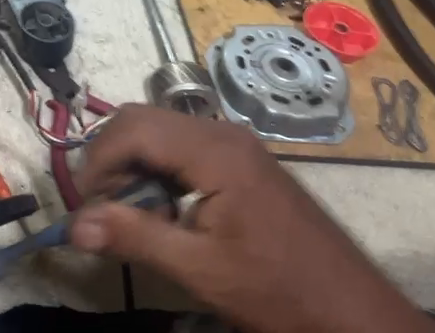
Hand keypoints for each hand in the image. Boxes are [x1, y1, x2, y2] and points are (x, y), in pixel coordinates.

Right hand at [68, 106, 434, 332]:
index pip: (131, 129)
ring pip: (159, 132)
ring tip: (134, 216)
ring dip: (134, 166)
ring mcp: (237, 144)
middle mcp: (223, 132)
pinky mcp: (243, 161)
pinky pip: (182, 147)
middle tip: (104, 208)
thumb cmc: (281, 295)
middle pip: (141, 121)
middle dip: (112, 159)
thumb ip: (134, 238)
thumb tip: (73, 226)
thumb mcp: (202, 270)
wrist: (360, 320)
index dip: (98, 162)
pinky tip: (167, 213)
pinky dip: (159, 171)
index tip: (85, 205)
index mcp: (214, 150)